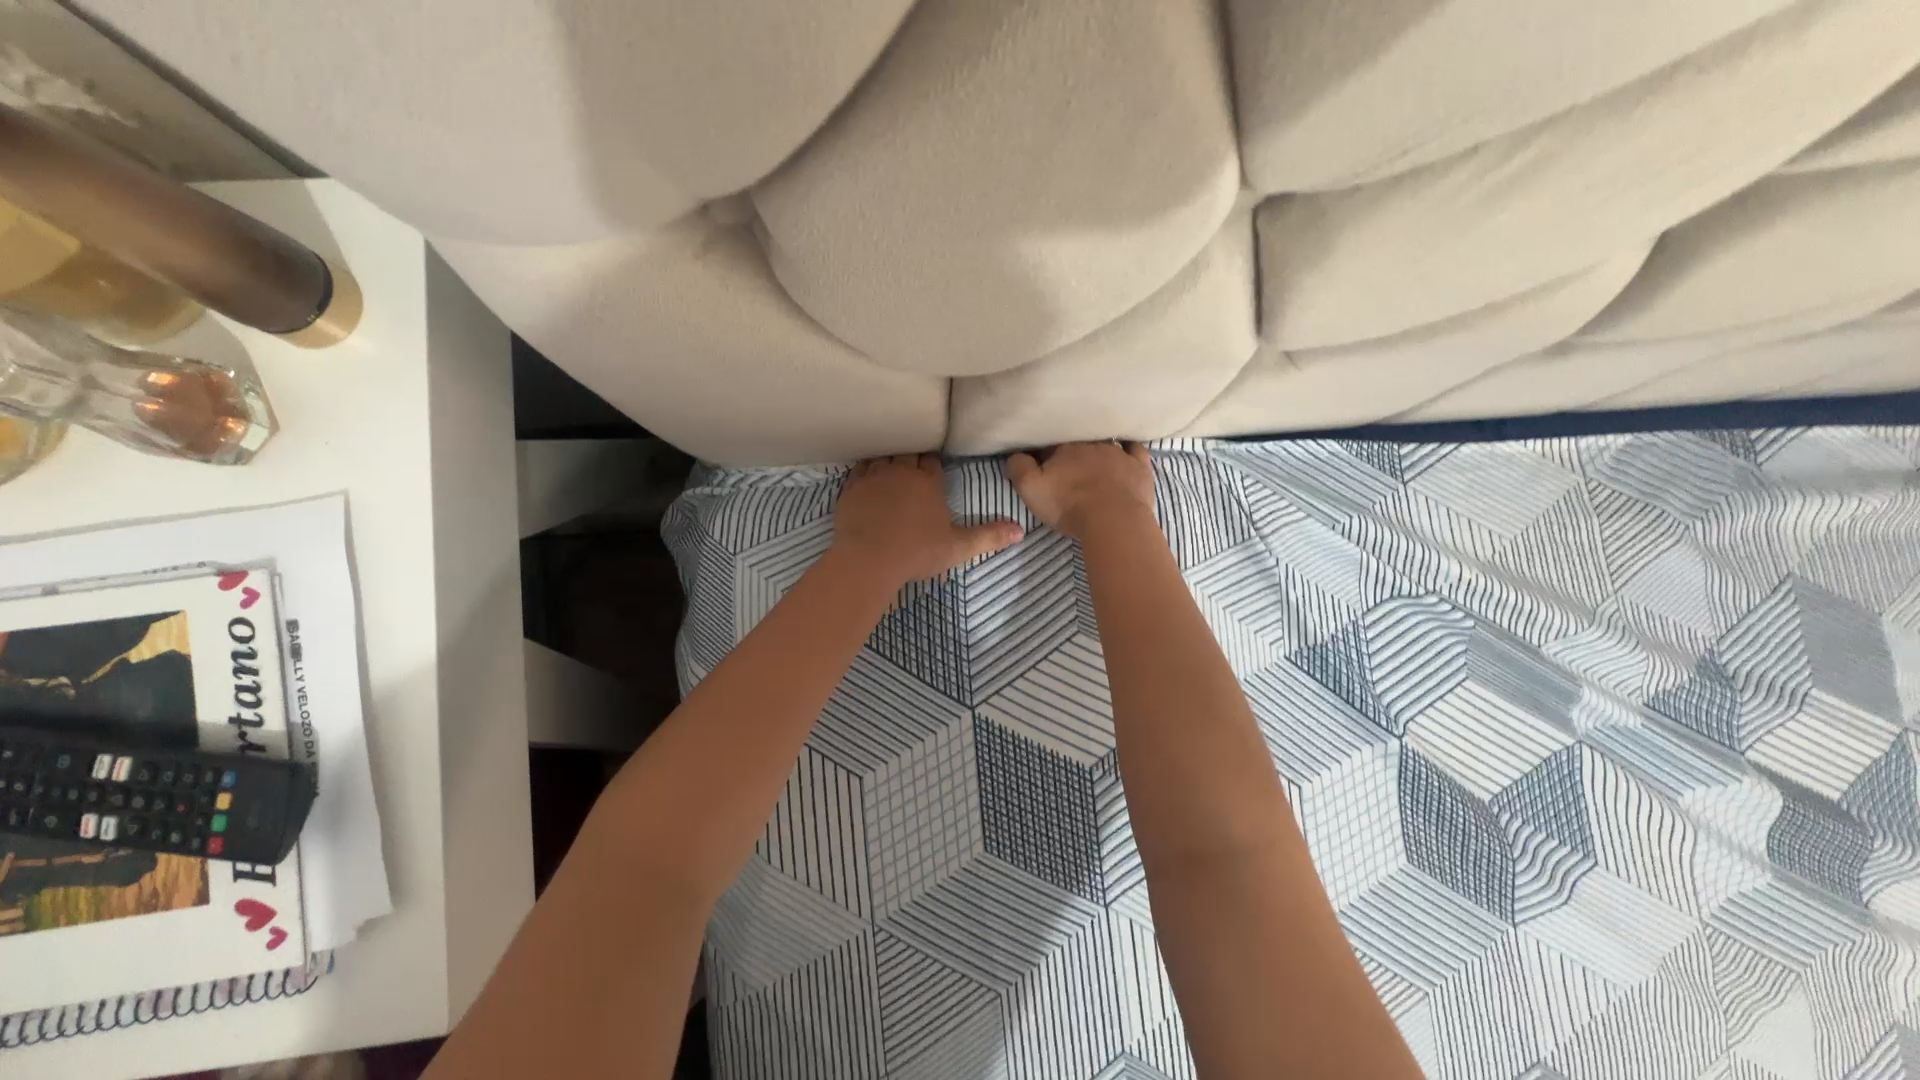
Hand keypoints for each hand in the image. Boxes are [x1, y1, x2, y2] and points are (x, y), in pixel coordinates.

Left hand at [833, 454, 1023, 585]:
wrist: (869, 558)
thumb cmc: (917, 552)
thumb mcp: (959, 547)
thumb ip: (989, 536)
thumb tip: (1020, 530)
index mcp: (928, 482)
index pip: (932, 461)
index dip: (931, 465)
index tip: (931, 471)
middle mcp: (901, 472)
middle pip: (907, 454)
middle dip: (910, 459)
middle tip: (912, 470)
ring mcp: (873, 477)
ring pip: (882, 457)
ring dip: (888, 462)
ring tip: (890, 471)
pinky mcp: (851, 488)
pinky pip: (859, 469)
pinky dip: (865, 470)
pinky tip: (867, 478)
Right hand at [1007, 442, 1155, 539]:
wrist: (1113, 520)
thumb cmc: (1068, 505)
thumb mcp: (1030, 488)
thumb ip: (1018, 467)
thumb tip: (1015, 454)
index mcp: (1064, 447)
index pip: (1050, 445)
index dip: (1045, 455)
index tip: (1042, 466)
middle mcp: (1091, 443)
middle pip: (1078, 444)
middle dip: (1072, 454)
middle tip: (1068, 470)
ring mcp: (1118, 452)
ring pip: (1105, 445)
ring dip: (1098, 453)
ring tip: (1095, 467)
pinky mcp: (1139, 466)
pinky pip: (1134, 450)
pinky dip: (1128, 450)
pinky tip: (1126, 454)